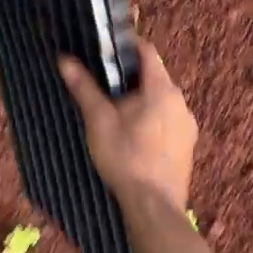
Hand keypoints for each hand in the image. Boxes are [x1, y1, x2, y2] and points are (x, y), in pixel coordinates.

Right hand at [59, 40, 195, 211]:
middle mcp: (180, 102)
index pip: (146, 52)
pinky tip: (130, 130)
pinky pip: (166, 116)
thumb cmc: (125, 156)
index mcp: (162, 90)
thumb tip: (65, 59)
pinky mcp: (186, 144)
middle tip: (100, 79)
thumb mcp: (98, 119)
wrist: (153, 206)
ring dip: (138, 96)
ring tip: (111, 106)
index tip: (102, 48)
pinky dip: (149, 114)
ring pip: (160, 97)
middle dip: (128, 74)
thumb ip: (84, 86)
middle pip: (153, 75)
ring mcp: (187, 125)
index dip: (124, 45)